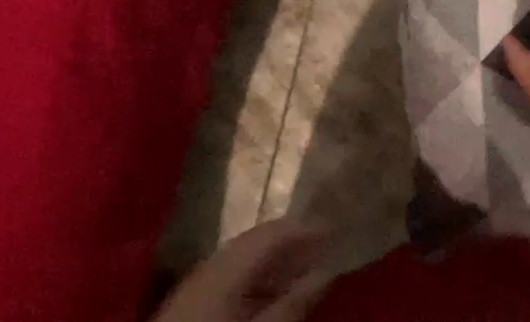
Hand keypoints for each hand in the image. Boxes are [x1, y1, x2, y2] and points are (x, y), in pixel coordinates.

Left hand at [152, 218, 341, 321]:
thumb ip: (293, 303)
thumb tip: (328, 271)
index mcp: (227, 266)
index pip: (273, 232)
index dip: (307, 227)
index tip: (338, 227)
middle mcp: (211, 265)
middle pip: (257, 240)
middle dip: (292, 239)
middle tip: (325, 244)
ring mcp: (196, 283)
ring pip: (244, 256)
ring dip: (276, 258)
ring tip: (305, 268)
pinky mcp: (191, 302)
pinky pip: (231, 274)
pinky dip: (258, 275)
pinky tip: (272, 291)